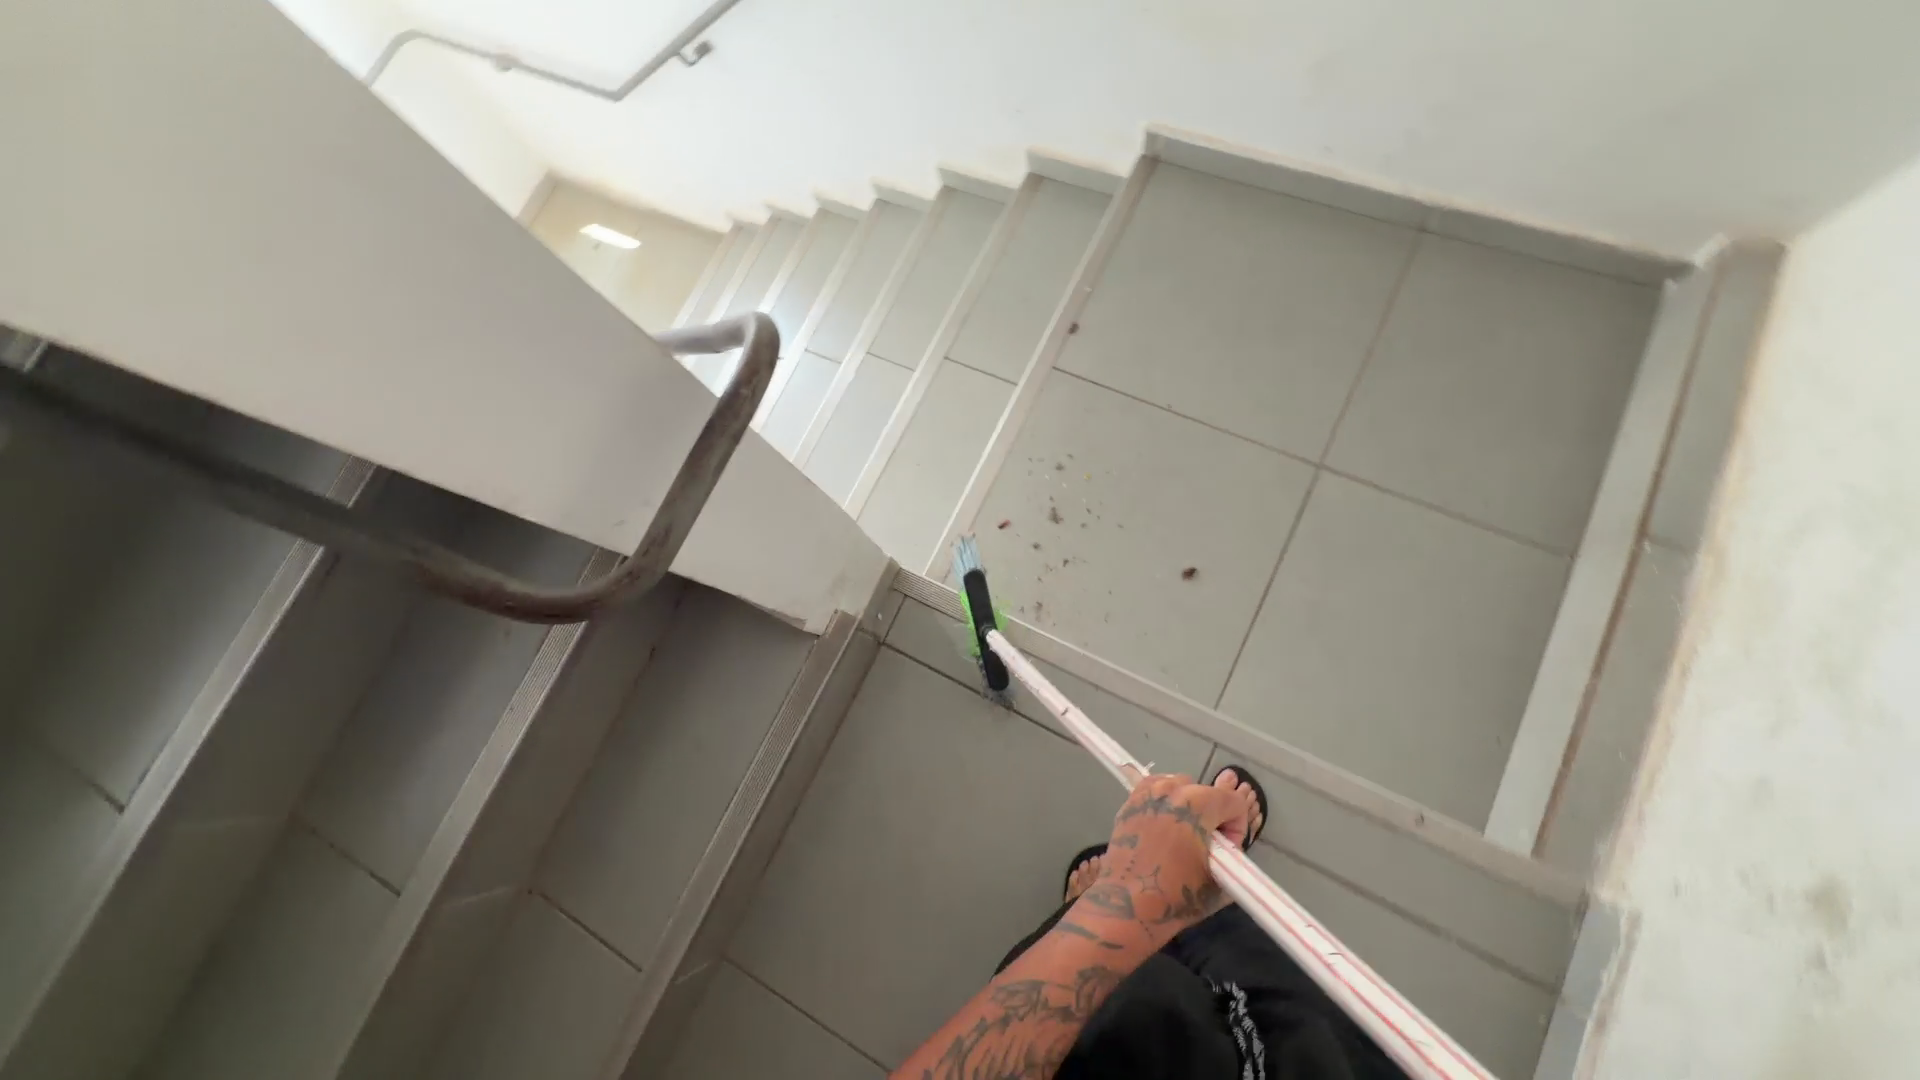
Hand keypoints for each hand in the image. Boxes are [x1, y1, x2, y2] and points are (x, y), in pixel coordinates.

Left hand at [1072, 773, 1250, 943]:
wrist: (1129, 903)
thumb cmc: (1178, 895)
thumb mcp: (1220, 880)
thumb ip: (1232, 857)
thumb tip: (1229, 850)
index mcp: (1197, 804)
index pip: (1234, 801)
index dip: (1237, 827)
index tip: (1227, 851)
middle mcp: (1171, 788)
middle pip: (1207, 792)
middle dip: (1214, 817)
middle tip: (1208, 846)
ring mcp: (1147, 792)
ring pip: (1181, 787)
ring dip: (1189, 807)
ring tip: (1184, 836)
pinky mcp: (1130, 802)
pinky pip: (1156, 791)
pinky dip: (1166, 803)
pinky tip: (1165, 826)